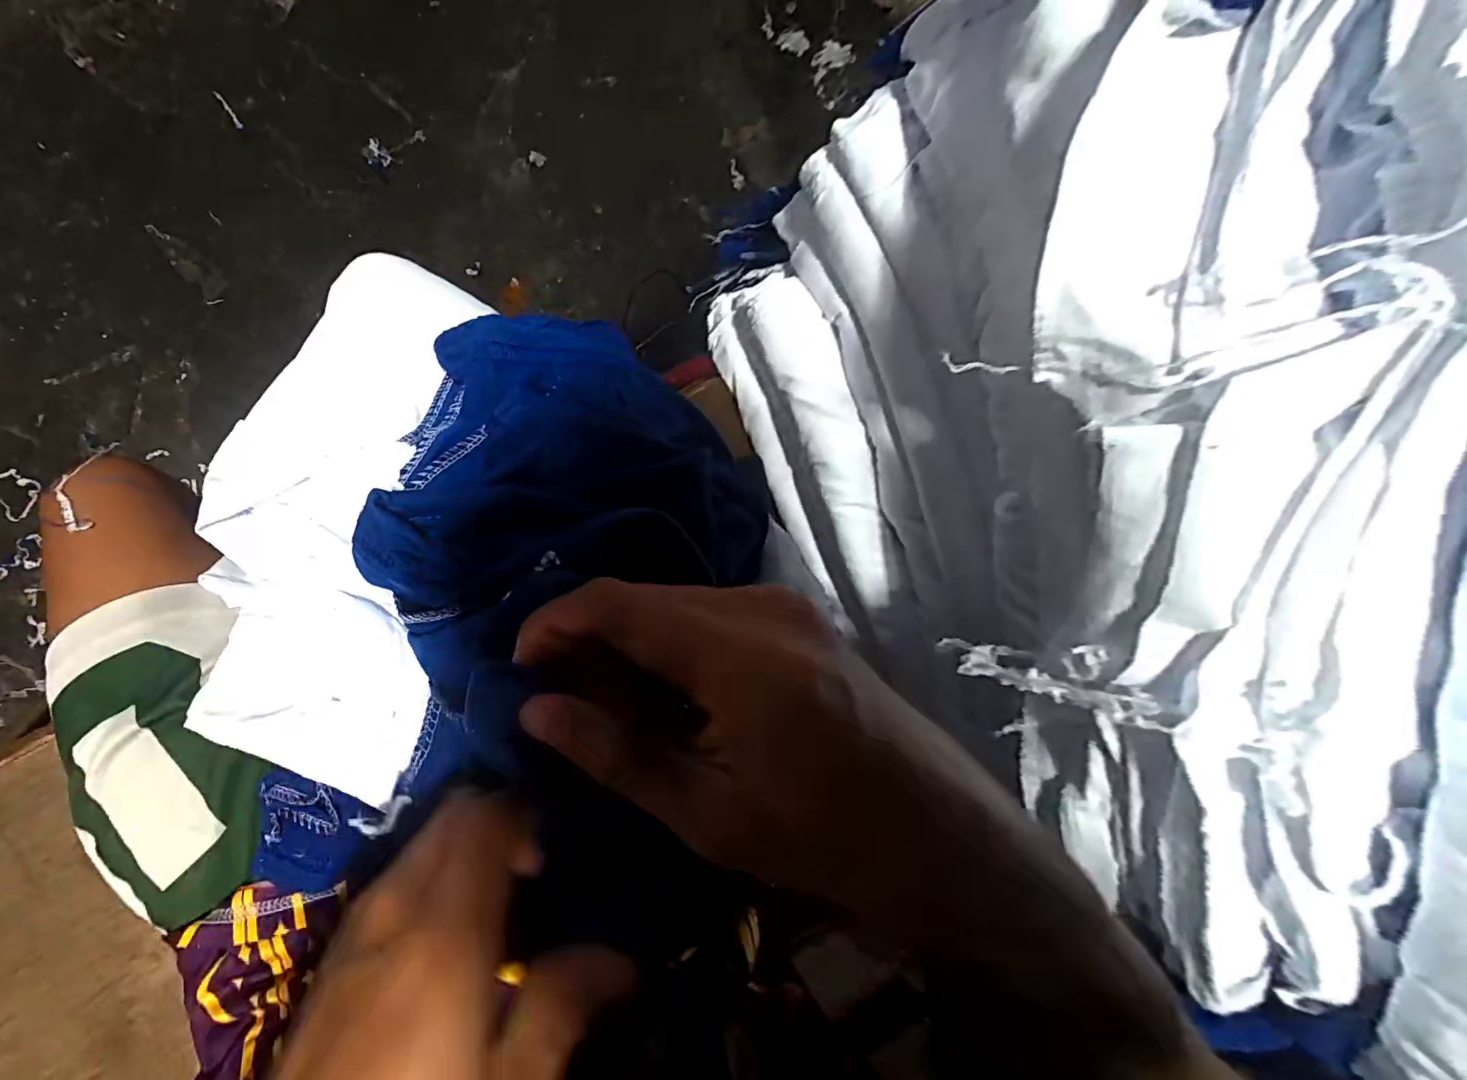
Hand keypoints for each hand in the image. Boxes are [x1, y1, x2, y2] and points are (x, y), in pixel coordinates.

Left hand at [274, 795, 633, 1079]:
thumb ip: (558, 1009)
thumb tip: (618, 962)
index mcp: (445, 931)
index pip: (483, 822)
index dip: (521, 812)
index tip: (551, 845)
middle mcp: (395, 906)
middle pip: (448, 819)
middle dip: (493, 821)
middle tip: (532, 864)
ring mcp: (358, 922)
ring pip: (419, 842)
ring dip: (459, 845)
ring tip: (496, 891)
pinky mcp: (335, 947)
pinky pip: (393, 875)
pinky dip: (428, 870)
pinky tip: (444, 923)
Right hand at [514, 581, 1226, 1078]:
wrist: (948, 843)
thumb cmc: (826, 841)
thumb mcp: (708, 814)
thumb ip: (615, 754)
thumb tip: (534, 709)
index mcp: (740, 655)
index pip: (617, 604)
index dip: (553, 622)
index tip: (518, 661)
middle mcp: (761, 608)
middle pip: (640, 597)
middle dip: (585, 634)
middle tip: (555, 689)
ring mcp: (783, 606)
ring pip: (669, 601)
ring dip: (623, 639)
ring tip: (602, 696)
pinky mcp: (794, 617)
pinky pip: (702, 612)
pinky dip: (663, 641)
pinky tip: (659, 689)